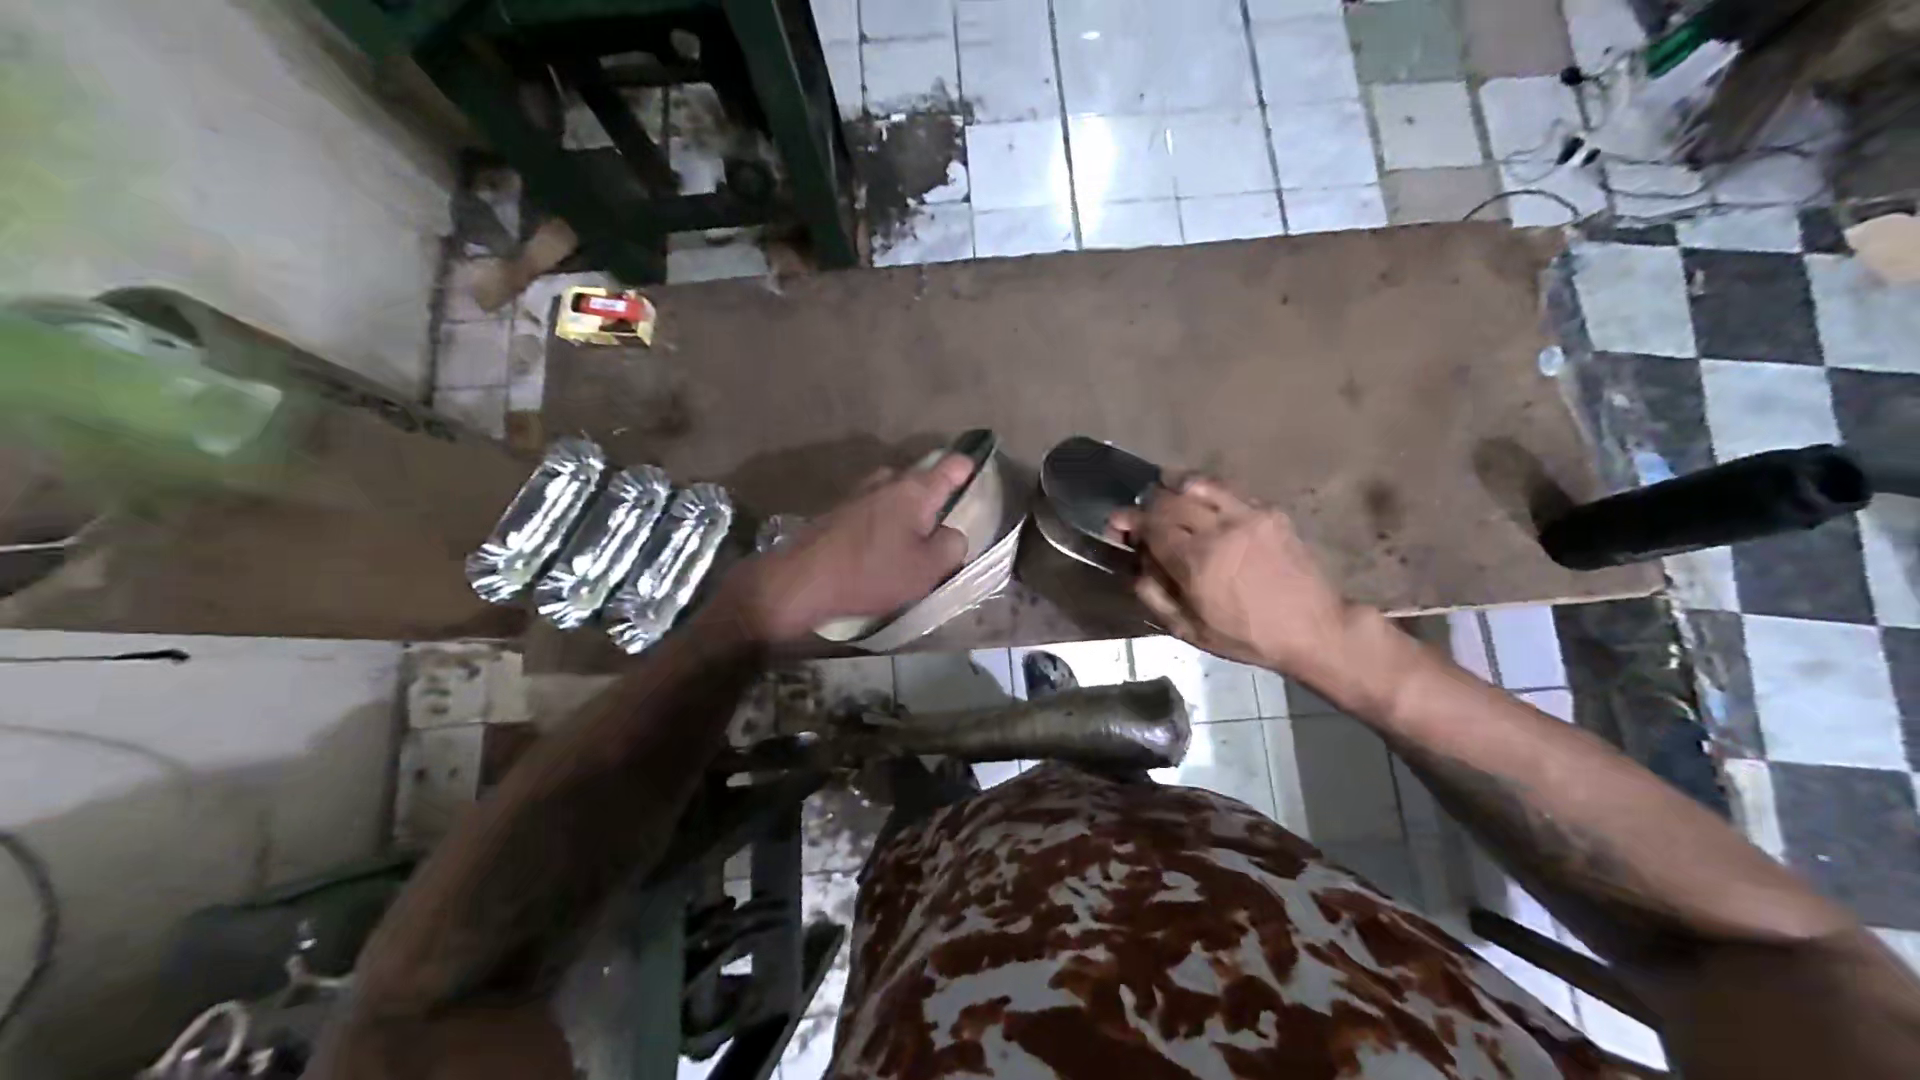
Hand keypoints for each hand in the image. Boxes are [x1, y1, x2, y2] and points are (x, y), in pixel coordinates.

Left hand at [715, 455, 972, 641]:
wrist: (801, 581)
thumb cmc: (871, 573)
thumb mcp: (928, 569)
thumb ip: (952, 546)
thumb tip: (951, 534)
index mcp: (914, 489)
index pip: (951, 465)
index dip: (968, 469)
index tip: (976, 477)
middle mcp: (886, 481)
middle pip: (921, 482)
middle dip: (934, 502)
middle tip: (940, 532)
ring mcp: (858, 493)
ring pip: (895, 497)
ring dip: (905, 516)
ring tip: (910, 546)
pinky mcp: (838, 511)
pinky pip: (873, 511)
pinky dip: (883, 525)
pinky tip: (881, 552)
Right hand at [1112, 475, 1371, 689]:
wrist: (1314, 628)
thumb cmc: (1246, 636)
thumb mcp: (1189, 630)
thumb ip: (1154, 595)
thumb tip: (1134, 566)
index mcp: (1195, 562)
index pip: (1150, 525)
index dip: (1127, 520)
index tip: (1116, 523)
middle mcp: (1218, 529)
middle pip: (1169, 500)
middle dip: (1146, 505)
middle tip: (1140, 516)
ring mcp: (1247, 515)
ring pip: (1197, 485)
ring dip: (1173, 487)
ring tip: (1164, 493)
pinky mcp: (1269, 511)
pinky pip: (1227, 490)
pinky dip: (1205, 490)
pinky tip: (1199, 499)